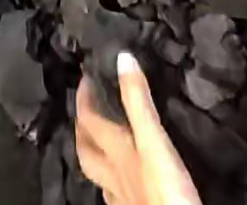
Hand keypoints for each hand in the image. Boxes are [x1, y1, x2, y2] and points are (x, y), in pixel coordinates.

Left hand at [75, 51, 201, 204]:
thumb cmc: (165, 191)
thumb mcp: (154, 140)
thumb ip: (138, 100)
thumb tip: (122, 56)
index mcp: (114, 152)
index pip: (89, 119)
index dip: (84, 96)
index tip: (85, 76)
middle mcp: (113, 176)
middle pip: (86, 151)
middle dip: (81, 128)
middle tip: (84, 110)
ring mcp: (123, 200)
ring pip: (100, 175)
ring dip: (96, 156)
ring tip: (100, 144)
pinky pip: (117, 197)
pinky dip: (116, 184)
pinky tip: (126, 184)